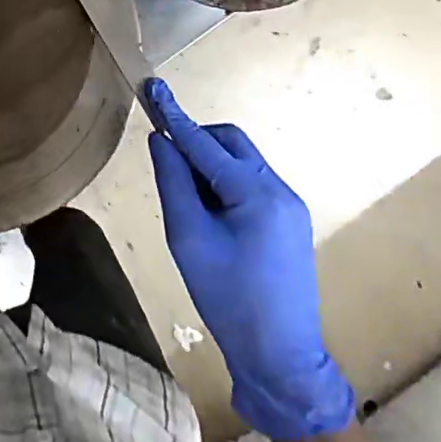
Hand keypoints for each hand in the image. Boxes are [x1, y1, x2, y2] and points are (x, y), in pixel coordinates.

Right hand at [143, 78, 354, 441]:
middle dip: (195, 140)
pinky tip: (206, 210)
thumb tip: (160, 140)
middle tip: (166, 161)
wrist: (279, 355)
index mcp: (256, 193)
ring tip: (185, 198)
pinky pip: (249, 183)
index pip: (204, 143)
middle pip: (230, 142)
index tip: (152, 87)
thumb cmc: (226, 295)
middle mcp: (279, 191)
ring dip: (208, 163)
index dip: (173, 116)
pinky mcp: (288, 222)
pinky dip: (222, 181)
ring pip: (240, 161)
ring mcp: (289, 207)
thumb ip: (172, 181)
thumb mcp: (187, 235)